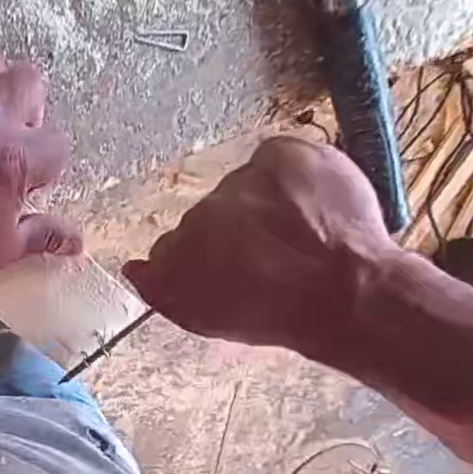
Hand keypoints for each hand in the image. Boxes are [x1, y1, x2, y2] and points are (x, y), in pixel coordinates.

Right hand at [123, 137, 408, 353]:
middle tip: (266, 255)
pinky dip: (287, 173)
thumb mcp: (201, 318)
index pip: (171, 245)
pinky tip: (305, 202)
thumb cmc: (272, 313)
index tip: (223, 268)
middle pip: (207, 215)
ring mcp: (239, 183)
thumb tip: (132, 268)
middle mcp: (197, 215)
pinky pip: (274, 155)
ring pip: (242, 187)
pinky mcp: (280, 157)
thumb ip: (158, 289)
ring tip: (295, 234)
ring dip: (262, 203)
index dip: (198, 257)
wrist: (340, 292)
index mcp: (174, 254)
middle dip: (232, 231)